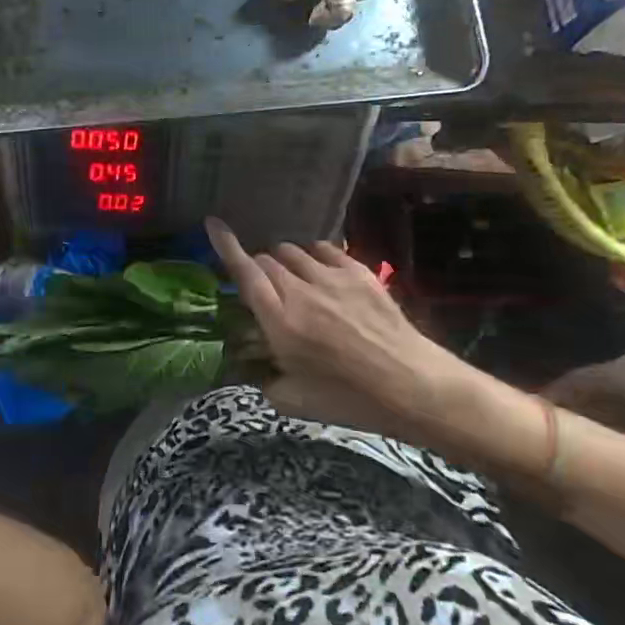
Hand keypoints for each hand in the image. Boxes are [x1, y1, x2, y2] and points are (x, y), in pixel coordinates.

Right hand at [206, 217, 475, 444]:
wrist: (411, 385)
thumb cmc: (349, 400)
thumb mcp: (293, 401)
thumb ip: (263, 378)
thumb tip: (251, 364)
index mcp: (280, 322)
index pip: (245, 272)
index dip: (226, 245)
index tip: (213, 223)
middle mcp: (301, 291)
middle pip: (266, 259)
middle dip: (258, 269)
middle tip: (266, 292)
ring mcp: (332, 277)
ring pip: (293, 251)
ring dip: (284, 263)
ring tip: (294, 283)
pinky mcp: (358, 272)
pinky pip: (325, 249)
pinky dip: (313, 256)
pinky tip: (320, 274)